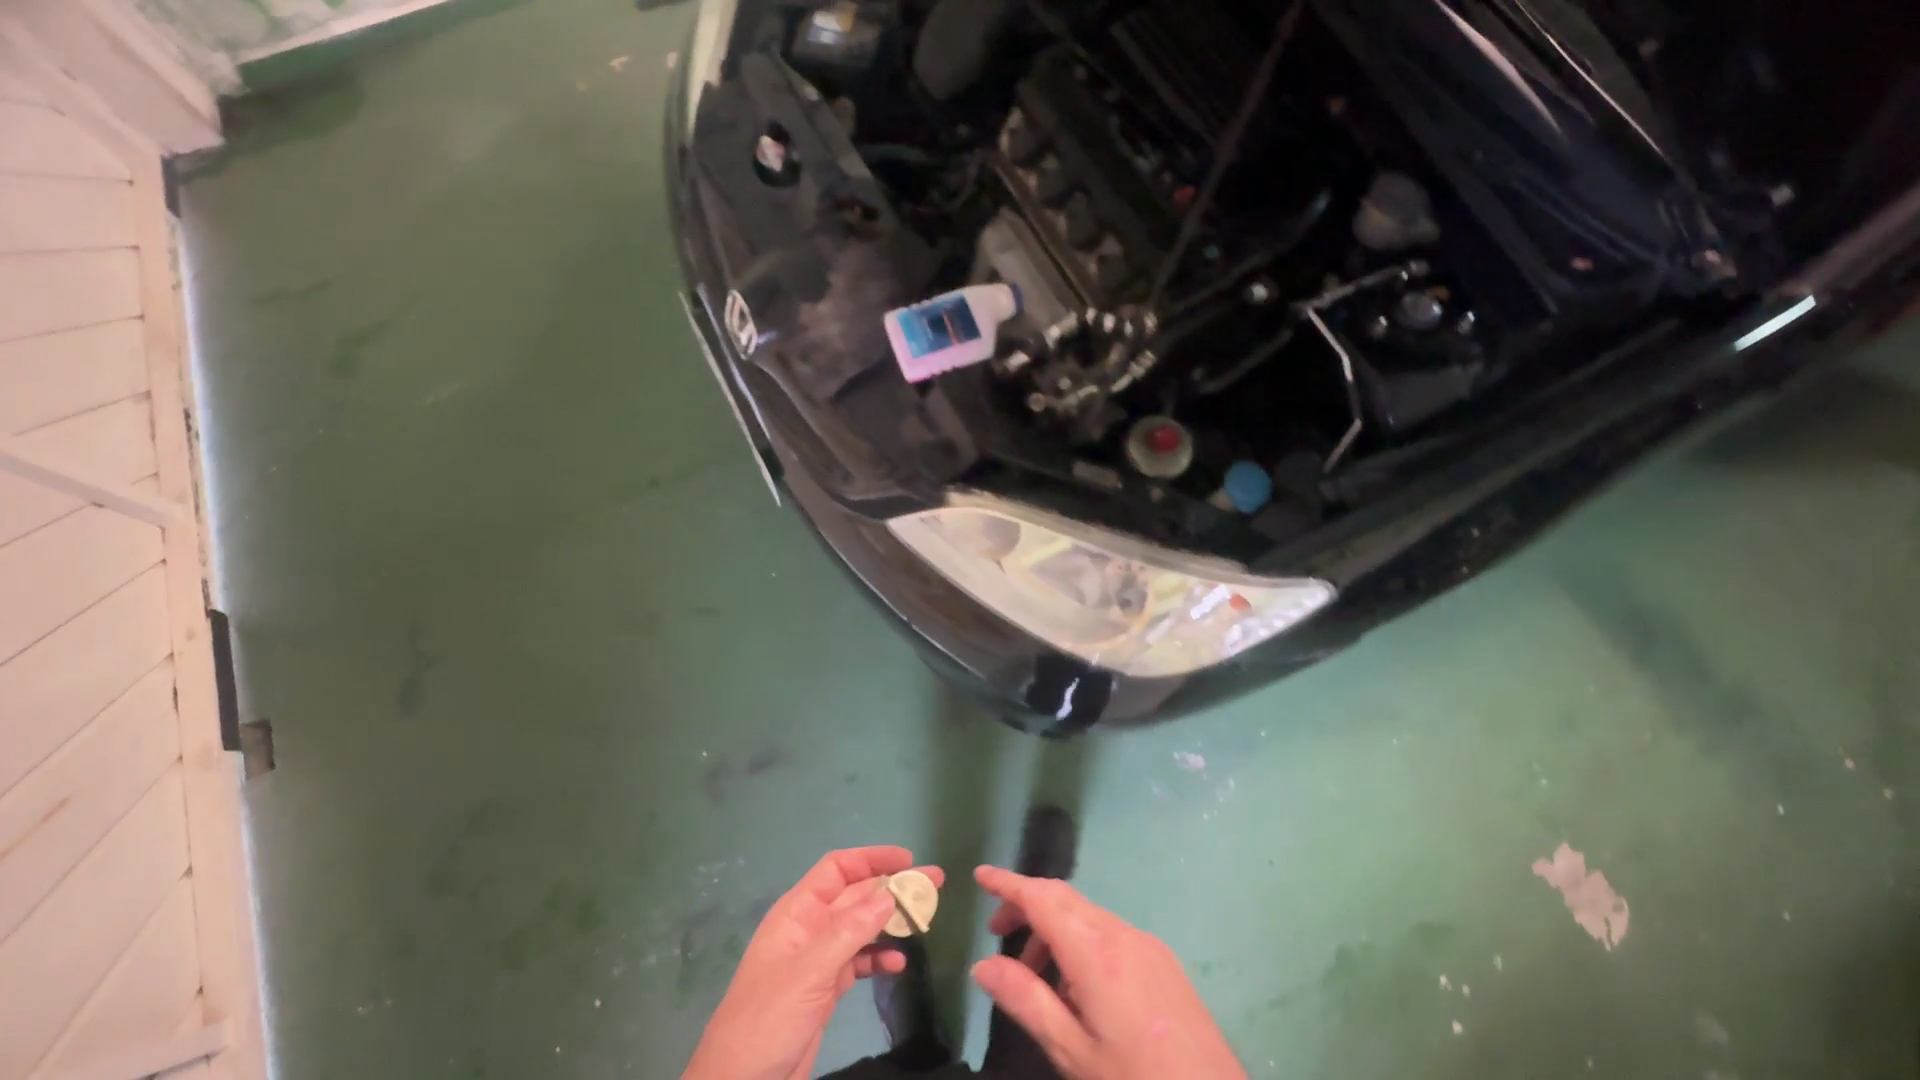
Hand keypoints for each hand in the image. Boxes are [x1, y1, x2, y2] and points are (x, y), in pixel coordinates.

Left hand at [683, 847, 944, 1079]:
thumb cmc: (766, 1018)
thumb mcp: (808, 972)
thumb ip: (849, 932)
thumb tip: (889, 894)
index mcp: (797, 913)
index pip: (836, 870)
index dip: (871, 859)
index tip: (908, 859)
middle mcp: (809, 929)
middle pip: (855, 897)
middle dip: (891, 888)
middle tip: (934, 886)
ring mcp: (817, 960)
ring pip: (861, 929)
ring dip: (890, 923)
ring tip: (925, 922)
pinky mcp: (825, 989)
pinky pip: (858, 962)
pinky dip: (879, 959)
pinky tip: (899, 964)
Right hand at [971, 865, 1245, 1079]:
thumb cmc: (1134, 1076)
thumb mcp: (1070, 1049)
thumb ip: (1024, 1001)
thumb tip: (983, 965)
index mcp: (1095, 952)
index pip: (1042, 898)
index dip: (1008, 883)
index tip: (980, 875)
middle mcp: (1122, 934)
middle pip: (1064, 899)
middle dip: (1026, 906)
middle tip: (996, 934)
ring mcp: (1147, 945)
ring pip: (1087, 917)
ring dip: (1053, 931)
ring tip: (1033, 980)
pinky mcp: (1162, 961)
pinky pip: (1110, 935)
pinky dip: (1080, 944)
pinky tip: (1075, 990)